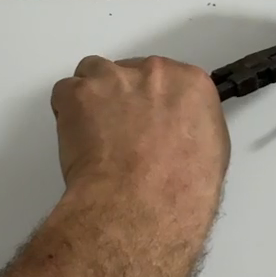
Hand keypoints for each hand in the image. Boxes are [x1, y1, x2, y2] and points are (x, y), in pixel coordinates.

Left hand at [50, 56, 229, 215]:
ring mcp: (113, 79)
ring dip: (93, 97)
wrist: (144, 204)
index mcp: (190, 83)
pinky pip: (64, 92)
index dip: (152, 100)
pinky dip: (66, 112)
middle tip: (119, 132)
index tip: (146, 119)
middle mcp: (153, 72)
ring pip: (94, 72)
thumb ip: (189, 127)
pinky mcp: (79, 93)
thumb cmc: (179, 189)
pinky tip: (77, 139)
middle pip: (129, 71)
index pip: (166, 77)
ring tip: (94, 133)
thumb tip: (174, 133)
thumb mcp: (211, 154)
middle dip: (122, 97)